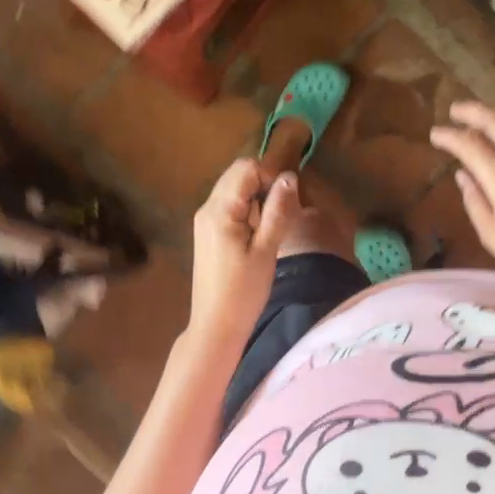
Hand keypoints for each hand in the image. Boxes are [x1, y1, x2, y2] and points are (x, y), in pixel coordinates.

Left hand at [189, 158, 299, 340]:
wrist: (216, 325)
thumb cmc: (243, 291)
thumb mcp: (266, 250)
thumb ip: (277, 210)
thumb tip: (290, 177)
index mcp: (219, 210)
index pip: (246, 168)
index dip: (270, 177)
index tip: (284, 204)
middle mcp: (207, 208)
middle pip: (238, 174)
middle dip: (264, 185)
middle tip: (280, 215)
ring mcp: (205, 220)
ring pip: (234, 189)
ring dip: (256, 198)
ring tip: (270, 228)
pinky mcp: (208, 232)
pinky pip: (229, 206)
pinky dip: (247, 211)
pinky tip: (257, 236)